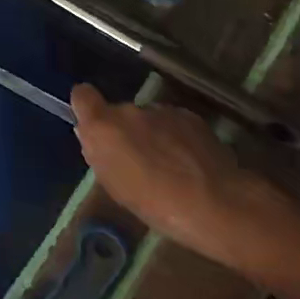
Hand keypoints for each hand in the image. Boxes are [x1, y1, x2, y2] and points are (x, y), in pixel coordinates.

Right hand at [70, 84, 288, 262]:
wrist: (217, 204)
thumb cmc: (155, 203)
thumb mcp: (114, 185)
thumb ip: (98, 153)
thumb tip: (91, 135)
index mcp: (103, 126)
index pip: (82, 94)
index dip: (86, 107)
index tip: (93, 127)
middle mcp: (130, 110)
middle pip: (118, 112)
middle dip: (124, 131)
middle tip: (136, 161)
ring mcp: (161, 110)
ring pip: (146, 118)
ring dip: (150, 134)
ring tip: (167, 166)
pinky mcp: (190, 116)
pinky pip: (171, 123)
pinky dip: (174, 137)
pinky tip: (188, 163)